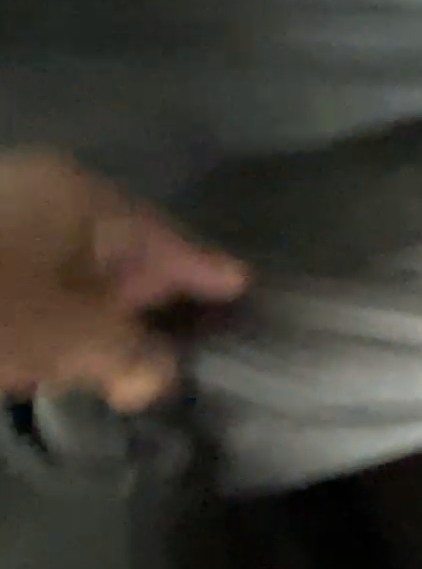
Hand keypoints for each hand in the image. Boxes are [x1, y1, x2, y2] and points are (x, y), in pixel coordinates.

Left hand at [0, 150, 247, 410]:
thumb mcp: (81, 345)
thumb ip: (145, 361)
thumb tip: (152, 378)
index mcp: (91, 199)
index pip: (189, 251)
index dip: (217, 289)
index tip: (248, 310)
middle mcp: (44, 191)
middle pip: (129, 256)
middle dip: (153, 303)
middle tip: (176, 348)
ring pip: (74, 270)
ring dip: (96, 315)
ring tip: (111, 359)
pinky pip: (27, 277)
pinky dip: (47, 312)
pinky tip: (51, 347)